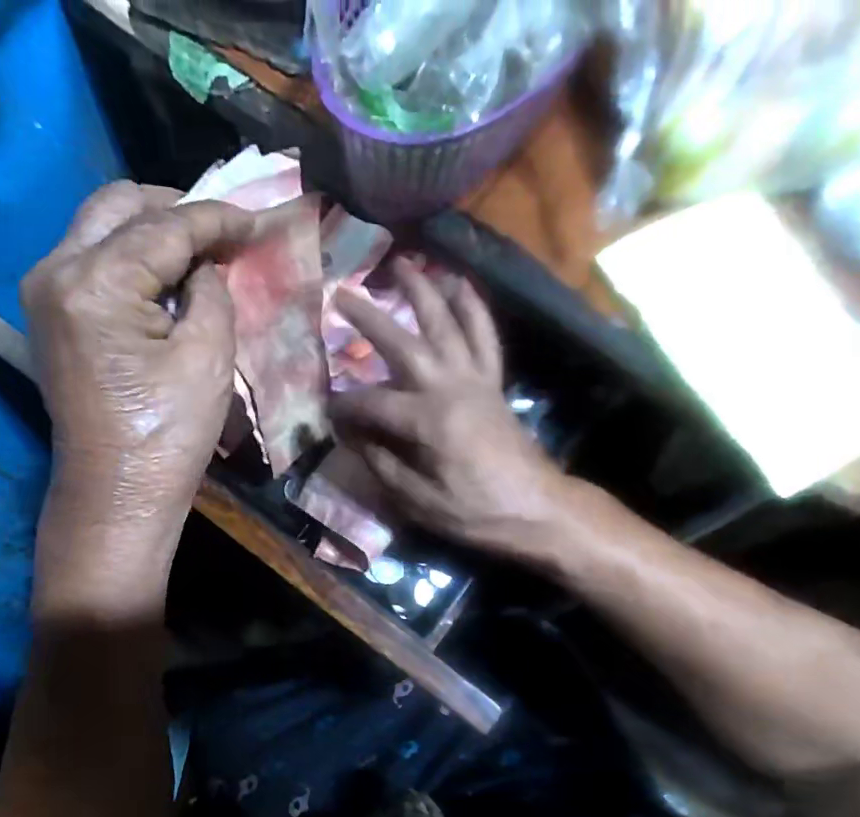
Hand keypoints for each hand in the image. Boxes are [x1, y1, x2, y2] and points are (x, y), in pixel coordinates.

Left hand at [22, 181, 263, 532]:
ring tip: (198, 252)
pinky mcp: (48, 316)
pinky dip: (128, 257)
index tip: (257, 220)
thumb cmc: (167, 435)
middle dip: (175, 210)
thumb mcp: (206, 356)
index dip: (217, 217)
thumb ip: (209, 289)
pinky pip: (90, 261)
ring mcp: (43, 294)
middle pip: (118, 206)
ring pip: (99, 228)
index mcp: (94, 283)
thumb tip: (204, 261)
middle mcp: (55, 273)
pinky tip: (164, 276)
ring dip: (150, 231)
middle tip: (221, 232)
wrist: (115, 494)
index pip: (163, 226)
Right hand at [332, 262, 577, 562]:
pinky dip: (472, 307)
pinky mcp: (493, 381)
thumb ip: (381, 462)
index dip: (343, 407)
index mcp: (428, 420)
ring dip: (422, 291)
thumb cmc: (474, 511)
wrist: (536, 508)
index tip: (324, 412)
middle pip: (403, 344)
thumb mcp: (417, 500)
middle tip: (342, 293)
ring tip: (403, 261)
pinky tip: (459, 284)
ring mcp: (476, 379)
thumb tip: (351, 433)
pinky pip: (484, 335)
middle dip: (369, 318)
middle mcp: (450, 387)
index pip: (371, 403)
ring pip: (447, 323)